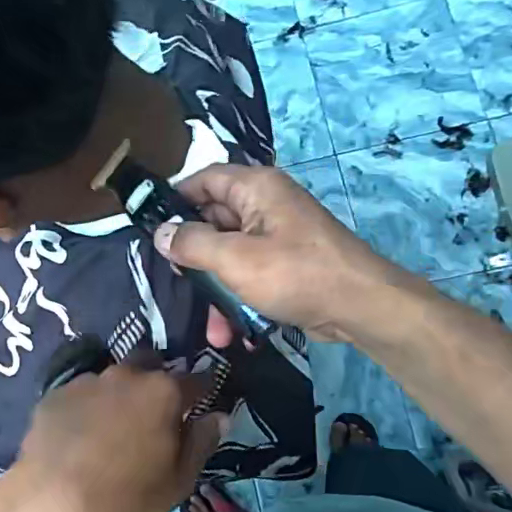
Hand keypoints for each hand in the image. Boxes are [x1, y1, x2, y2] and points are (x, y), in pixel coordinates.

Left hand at [0, 361, 224, 511]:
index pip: (196, 378)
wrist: (53, 505)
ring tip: (112, 426)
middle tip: (154, 411)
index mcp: (164, 391)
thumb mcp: (180, 479)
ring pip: (113, 378)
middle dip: (157, 379)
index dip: (202, 389)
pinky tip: (80, 435)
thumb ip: (203, 441)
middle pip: (150, 364)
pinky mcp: (54, 395)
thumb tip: (219, 416)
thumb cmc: (129, 496)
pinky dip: (87, 407)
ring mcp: (86, 381)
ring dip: (119, 393)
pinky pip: (80, 394)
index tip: (202, 401)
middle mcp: (126, 375)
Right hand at [155, 164, 420, 342]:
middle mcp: (266, 205)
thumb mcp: (235, 259)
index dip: (175, 200)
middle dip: (195, 260)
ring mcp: (278, 236)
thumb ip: (193, 244)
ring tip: (214, 329)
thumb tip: (162, 233)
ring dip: (218, 291)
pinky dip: (241, 299)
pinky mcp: (287, 264)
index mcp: (255, 188)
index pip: (203, 180)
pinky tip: (236, 332)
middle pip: (214, 222)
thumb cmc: (295, 273)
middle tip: (177, 284)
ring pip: (231, 256)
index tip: (151, 230)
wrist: (360, 306)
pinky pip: (251, 275)